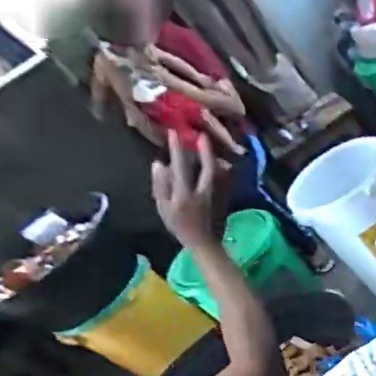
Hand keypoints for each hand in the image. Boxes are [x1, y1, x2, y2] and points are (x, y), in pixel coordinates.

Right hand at [151, 131, 218, 250]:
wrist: (201, 242)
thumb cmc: (179, 226)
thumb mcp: (164, 208)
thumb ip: (161, 186)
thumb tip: (158, 164)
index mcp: (184, 193)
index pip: (180, 166)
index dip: (177, 149)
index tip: (173, 132)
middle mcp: (200, 191)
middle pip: (205, 167)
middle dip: (204, 150)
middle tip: (201, 134)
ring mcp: (211, 194)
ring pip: (212, 172)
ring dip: (209, 157)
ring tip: (205, 143)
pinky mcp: (217, 197)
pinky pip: (214, 178)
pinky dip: (211, 167)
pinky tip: (209, 160)